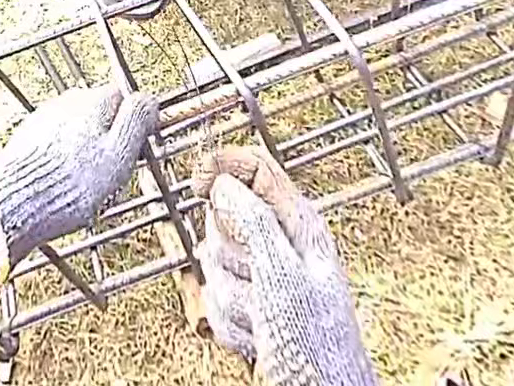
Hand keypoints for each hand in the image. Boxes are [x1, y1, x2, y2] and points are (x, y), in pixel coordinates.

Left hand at [0, 85, 157, 262]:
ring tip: (85, 183)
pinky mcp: (29, 135)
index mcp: (96, 100)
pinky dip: (64, 155)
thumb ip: (137, 120)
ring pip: (80, 127)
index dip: (135, 125)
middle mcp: (71, 100)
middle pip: (103, 113)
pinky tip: (63, 180)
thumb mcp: (118, 154)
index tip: (137, 150)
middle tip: (110, 173)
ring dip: (86, 147)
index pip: (127, 99)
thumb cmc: (72, 184)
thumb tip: (150, 98)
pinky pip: (58, 140)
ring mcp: (47, 116)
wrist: (13, 206)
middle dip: (109, 138)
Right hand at [193, 147, 375, 385]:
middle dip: (226, 246)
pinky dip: (227, 318)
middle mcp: (281, 242)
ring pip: (216, 258)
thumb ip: (252, 221)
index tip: (198, 179)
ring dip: (229, 291)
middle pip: (228, 213)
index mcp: (297, 222)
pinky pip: (215, 296)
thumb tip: (223, 183)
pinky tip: (252, 332)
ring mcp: (264, 276)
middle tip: (249, 273)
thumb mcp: (281, 273)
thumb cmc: (315, 346)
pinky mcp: (250, 306)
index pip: (256, 169)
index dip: (225, 167)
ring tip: (256, 312)